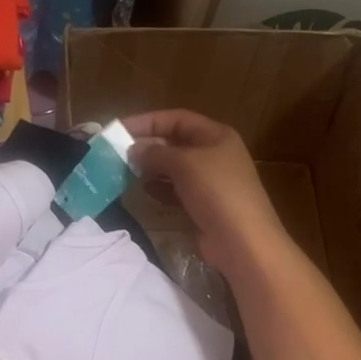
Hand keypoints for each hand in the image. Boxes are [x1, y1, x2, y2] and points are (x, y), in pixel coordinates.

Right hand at [124, 109, 286, 274]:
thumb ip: (156, 153)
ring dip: (151, 168)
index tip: (120, 129)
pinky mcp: (203, 205)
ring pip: (174, 168)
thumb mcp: (184, 164)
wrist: (242, 240)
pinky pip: (177, 191)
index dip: (148, 121)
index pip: (177, 119)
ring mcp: (210, 182)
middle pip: (175, 143)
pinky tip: (144, 190)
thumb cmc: (216, 191)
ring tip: (126, 170)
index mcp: (216, 136)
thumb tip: (134, 149)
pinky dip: (160, 188)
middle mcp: (214, 154)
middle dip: (148, 146)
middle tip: (118, 152)